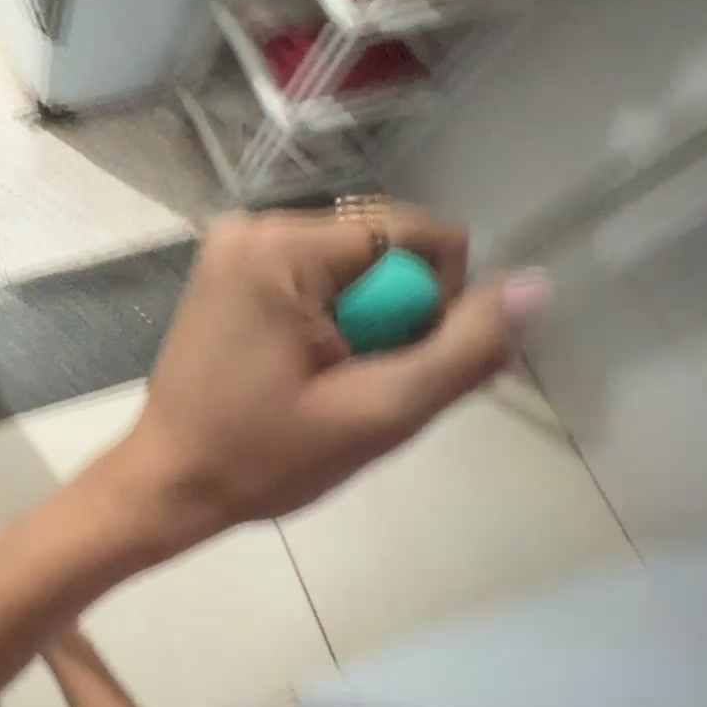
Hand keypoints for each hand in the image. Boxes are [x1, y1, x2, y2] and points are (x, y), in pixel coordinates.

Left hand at [114, 205, 546, 555]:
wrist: (170, 479)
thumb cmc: (262, 457)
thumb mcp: (378, 413)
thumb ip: (464, 348)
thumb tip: (535, 284)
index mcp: (278, 248)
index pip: (421, 237)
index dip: (434, 305)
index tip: (387, 366)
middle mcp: (251, 227)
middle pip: (385, 248)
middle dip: (392, 315)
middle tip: (350, 381)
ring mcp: (232, 245)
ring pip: (355, 265)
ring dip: (362, 321)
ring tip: (321, 379)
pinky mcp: (226, 269)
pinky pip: (314, 276)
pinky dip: (327, 319)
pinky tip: (300, 366)